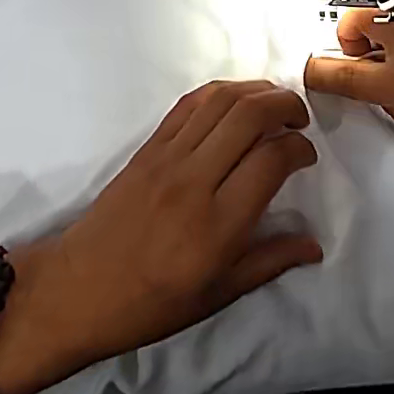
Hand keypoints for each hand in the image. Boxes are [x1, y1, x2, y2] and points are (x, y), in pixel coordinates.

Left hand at [0, 81, 321, 393]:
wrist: (78, 290)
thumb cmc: (152, 303)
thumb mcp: (218, 295)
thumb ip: (270, 261)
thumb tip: (315, 245)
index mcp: (218, 224)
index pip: (272, 159)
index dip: (300, 148)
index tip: (307, 156)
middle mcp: (195, 180)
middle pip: (250, 115)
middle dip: (286, 104)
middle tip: (299, 119)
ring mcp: (167, 157)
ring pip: (221, 99)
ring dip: (256, 90)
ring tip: (274, 104)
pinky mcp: (148, 146)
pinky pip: (189, 103)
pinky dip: (220, 91)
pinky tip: (235, 100)